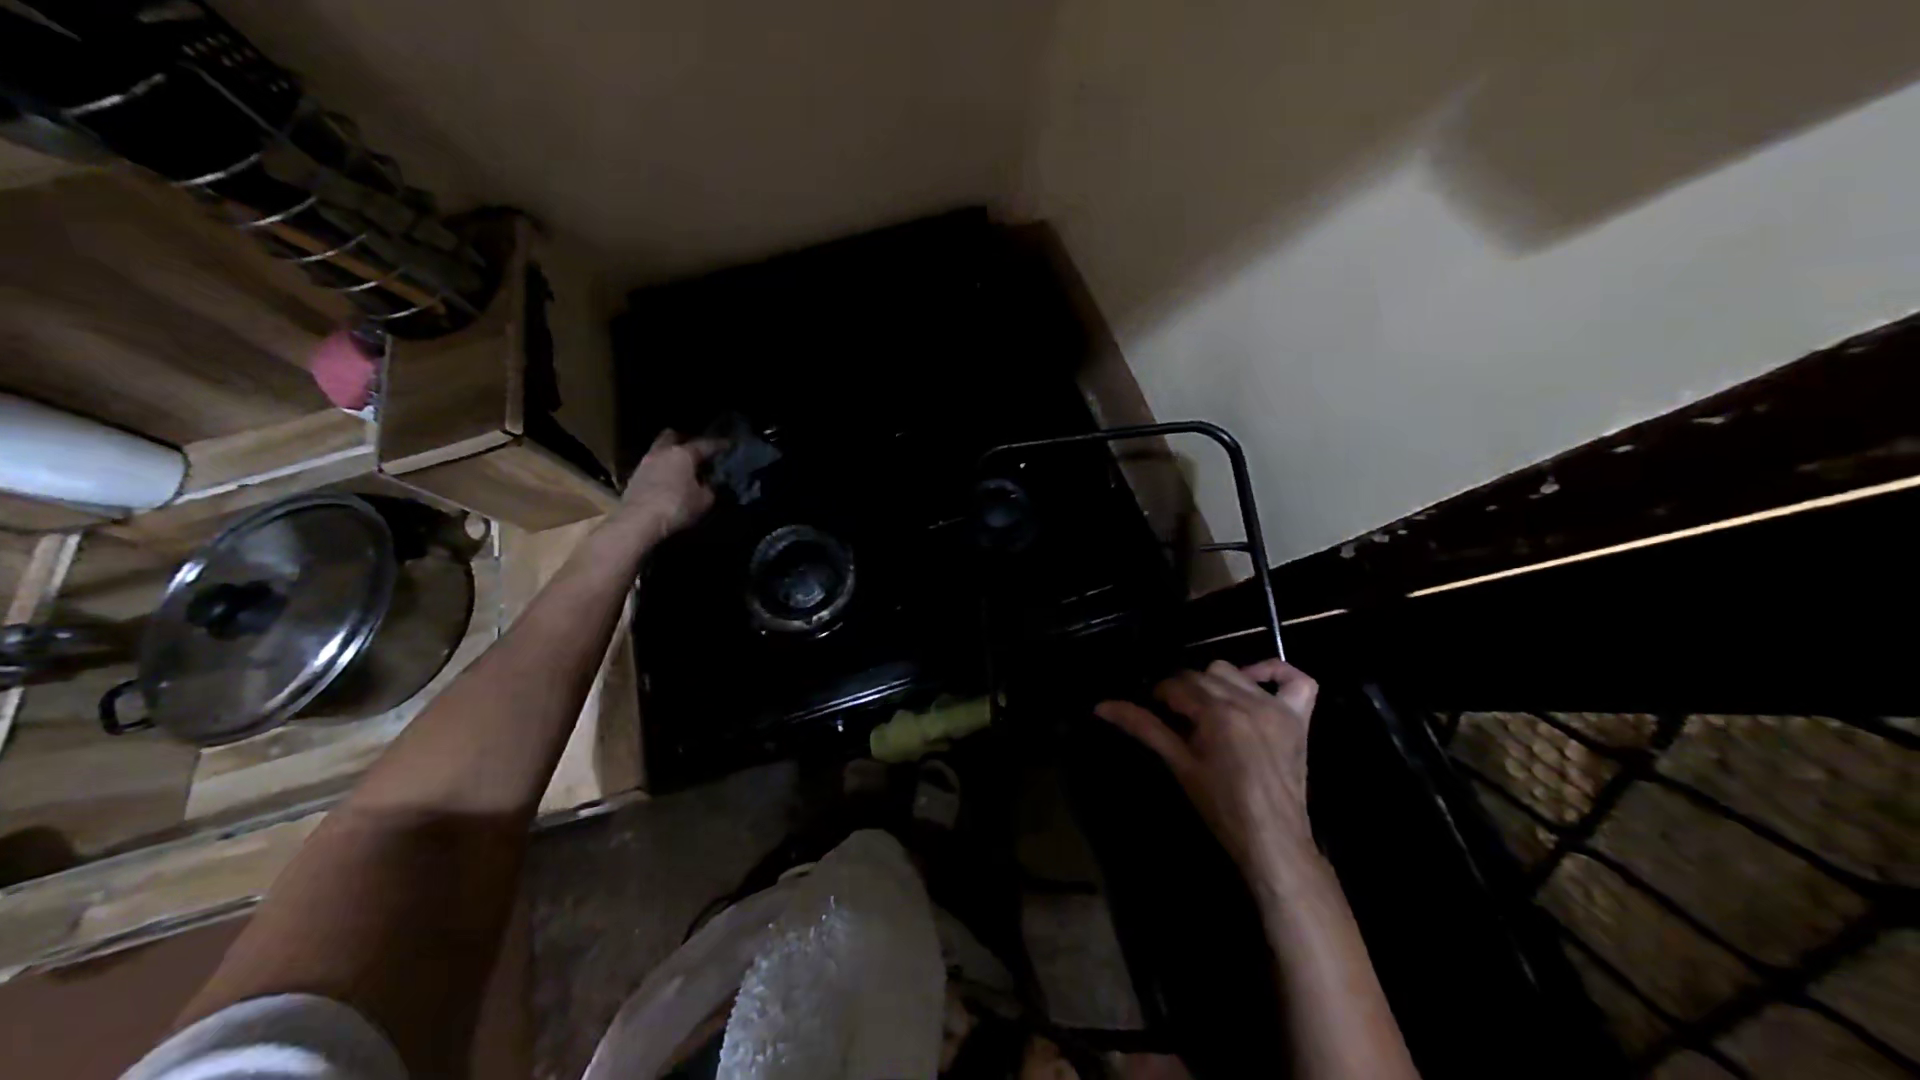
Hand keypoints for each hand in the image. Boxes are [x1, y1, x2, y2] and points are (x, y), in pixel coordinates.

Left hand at [617, 430, 726, 538]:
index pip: (705, 444)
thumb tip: (708, 484)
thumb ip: (709, 488)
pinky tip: (667, 480)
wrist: (639, 521)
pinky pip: (651, 466)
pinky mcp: (634, 477)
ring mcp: (645, 463)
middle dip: (685, 440)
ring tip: (681, 468)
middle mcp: (662, 452)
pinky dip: (661, 469)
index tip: (728, 444)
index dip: (719, 444)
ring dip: (670, 455)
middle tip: (696, 450)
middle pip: (672, 436)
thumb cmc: (677, 506)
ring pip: (659, 450)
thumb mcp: (704, 501)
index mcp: (683, 454)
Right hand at [1096, 658, 1318, 873]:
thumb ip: (1143, 728)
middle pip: (1201, 674)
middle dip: (1183, 690)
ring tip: (1207, 710)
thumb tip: (1102, 706)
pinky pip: (1298, 680)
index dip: (1159, 695)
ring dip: (1214, 683)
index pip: (1176, 685)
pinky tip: (1254, 682)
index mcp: (1216, 713)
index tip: (1154, 711)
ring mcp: (1277, 708)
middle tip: (1177, 717)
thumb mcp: (1178, 764)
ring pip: (1233, 672)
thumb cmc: (1220, 806)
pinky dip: (1274, 673)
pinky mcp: (1299, 719)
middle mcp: (1247, 702)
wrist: (1272, 839)